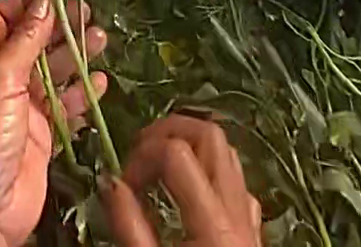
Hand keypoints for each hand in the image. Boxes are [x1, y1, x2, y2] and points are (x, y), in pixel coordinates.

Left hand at [0, 0, 107, 246]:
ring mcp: (21, 107)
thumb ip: (26, 40)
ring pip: (52, 71)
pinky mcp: (41, 134)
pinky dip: (82, 94)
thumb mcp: (0, 79)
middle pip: (32, 41)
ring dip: (75, 55)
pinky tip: (100, 82)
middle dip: (58, 26)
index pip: (2, 18)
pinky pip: (64, 106)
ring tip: (101, 39)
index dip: (29, 3)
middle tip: (88, 12)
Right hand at [104, 115, 262, 246]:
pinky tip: (187, 191)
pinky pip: (235, 180)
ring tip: (158, 165)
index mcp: (213, 222)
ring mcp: (249, 217)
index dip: (142, 157)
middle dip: (169, 131)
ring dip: (189, 144)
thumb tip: (108, 180)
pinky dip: (207, 169)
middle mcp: (237, 210)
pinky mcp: (252, 229)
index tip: (123, 181)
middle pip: (208, 135)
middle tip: (140, 153)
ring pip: (226, 150)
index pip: (176, 154)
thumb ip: (128, 225)